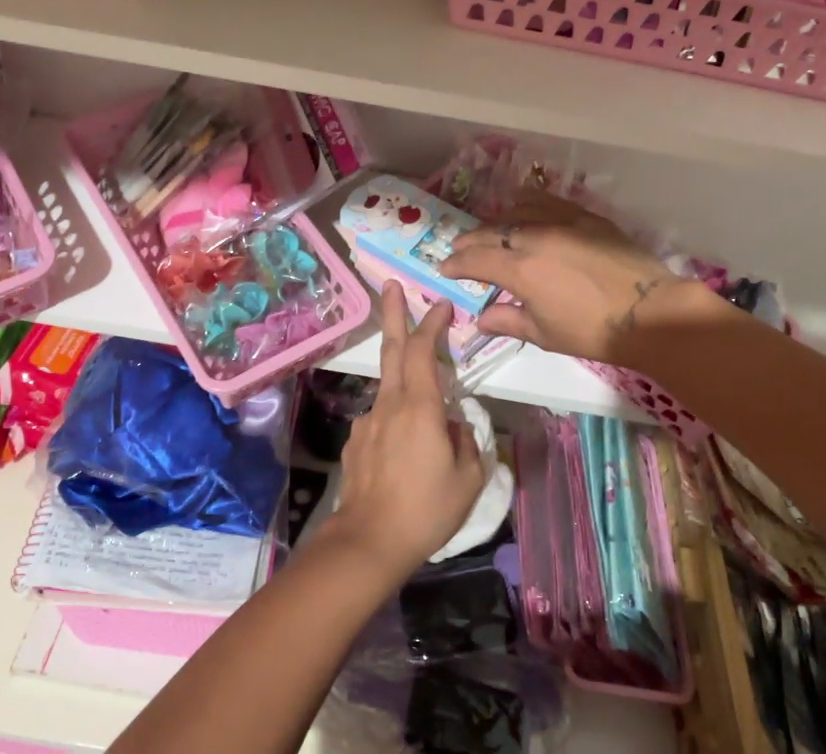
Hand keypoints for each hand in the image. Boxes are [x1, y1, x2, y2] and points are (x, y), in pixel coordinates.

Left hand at [321, 284, 485, 580]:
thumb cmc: (426, 508)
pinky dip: (397, 420)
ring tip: (428, 415)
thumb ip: (466, 441)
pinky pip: (382, 420)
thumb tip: (455, 425)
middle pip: (392, 350)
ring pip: (388, 389)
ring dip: (403, 379)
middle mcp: (389, 405)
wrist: (369, 540)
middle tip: (391, 285)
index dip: (432, 324)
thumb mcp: (468, 478)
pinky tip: (407, 452)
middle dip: (393, 314)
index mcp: (419, 406)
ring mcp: (367, 423)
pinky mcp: (356, 443)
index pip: (424, 351)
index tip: (441, 305)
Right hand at [440, 190, 717, 367]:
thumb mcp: (545, 335)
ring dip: (497, 221)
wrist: (649, 312)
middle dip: (471, 241)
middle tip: (459, 248)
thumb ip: (508, 321)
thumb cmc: (594, 332)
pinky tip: (521, 205)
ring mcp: (561, 222)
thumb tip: (481, 318)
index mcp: (520, 270)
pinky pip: (547, 201)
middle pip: (492, 232)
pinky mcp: (586, 217)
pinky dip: (527, 203)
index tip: (445, 269)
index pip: (476, 260)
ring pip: (517, 212)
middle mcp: (534, 238)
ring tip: (490, 229)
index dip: (457, 264)